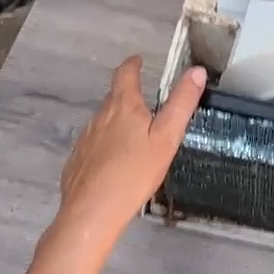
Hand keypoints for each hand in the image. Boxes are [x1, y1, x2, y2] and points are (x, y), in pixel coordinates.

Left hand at [53, 56, 205, 254]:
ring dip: (118, 124)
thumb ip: (182, 103)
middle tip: (146, 108)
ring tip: (134, 140)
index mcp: (123, 106)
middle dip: (129, 98)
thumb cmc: (134, 172)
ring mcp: (85, 139)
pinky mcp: (76, 162)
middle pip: (114, 99)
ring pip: (104, 123)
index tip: (138, 60)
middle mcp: (100, 116)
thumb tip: (197, 71)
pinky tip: (115, 166)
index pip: (125, 74)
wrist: (92, 213)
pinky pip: (94, 146)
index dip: (133, 64)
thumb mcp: (167, 137)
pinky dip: (106, 148)